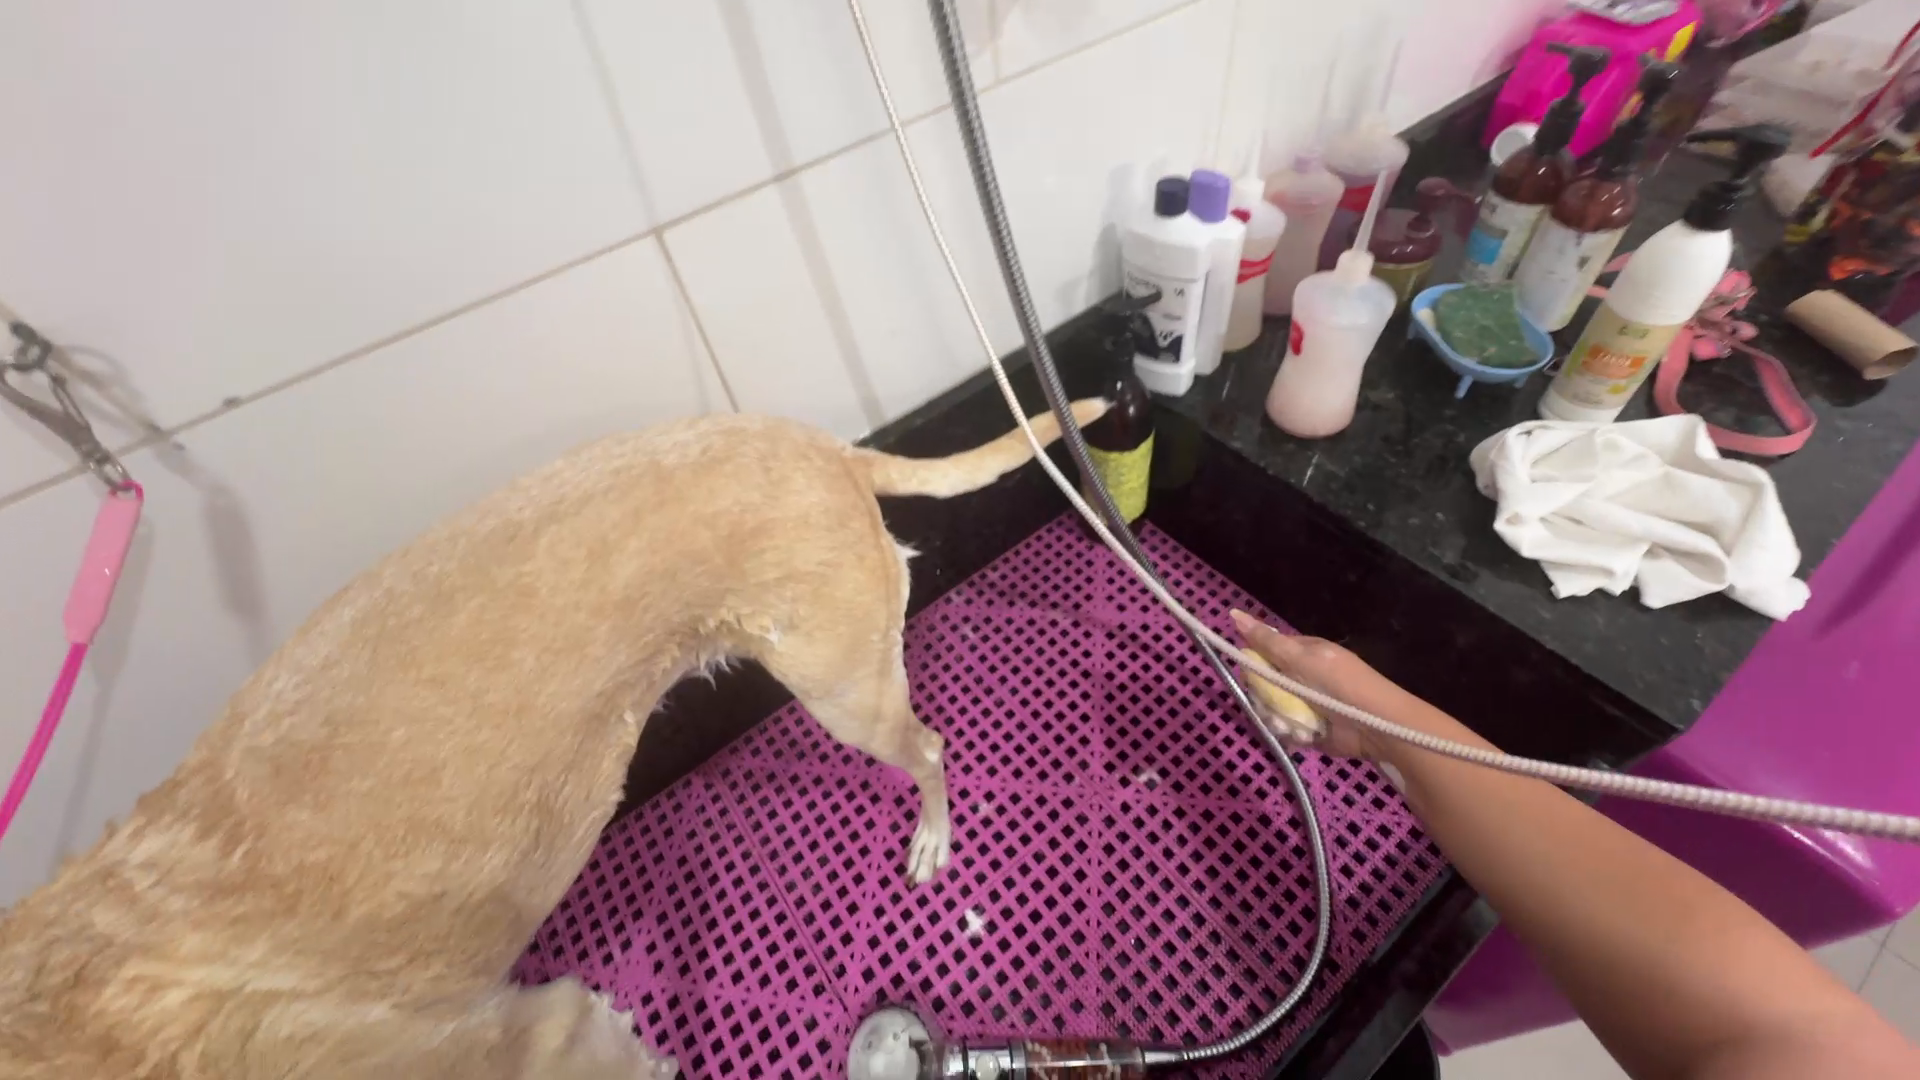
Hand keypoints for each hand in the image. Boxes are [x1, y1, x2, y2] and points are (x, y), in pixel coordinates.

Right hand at [1229, 610, 1414, 760]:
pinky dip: (1289, 732)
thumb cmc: (1338, 684)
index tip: (1251, 673)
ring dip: (1277, 715)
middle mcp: (1303, 676)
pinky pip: (1285, 728)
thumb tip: (1233, 613)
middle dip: (1264, 694)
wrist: (1374, 726)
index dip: (1255, 662)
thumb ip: (1266, 641)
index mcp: (1304, 653)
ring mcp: (1306, 703)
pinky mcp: (1309, 728)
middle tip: (1273, 699)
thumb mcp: (1299, 659)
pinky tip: (1298, 733)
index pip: (1266, 652)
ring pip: (1271, 706)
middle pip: (1265, 682)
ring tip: (1290, 721)